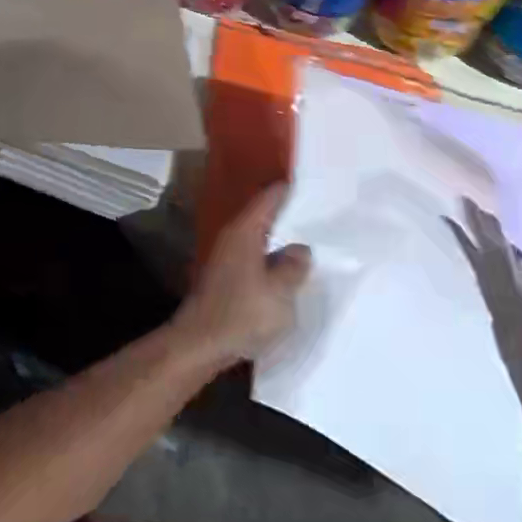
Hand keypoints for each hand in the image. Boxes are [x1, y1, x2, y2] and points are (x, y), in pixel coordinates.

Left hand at [166, 185, 312, 370]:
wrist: (202, 341)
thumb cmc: (242, 313)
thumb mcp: (279, 292)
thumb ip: (293, 267)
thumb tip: (300, 247)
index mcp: (242, 234)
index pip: (265, 201)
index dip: (284, 190)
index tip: (307, 181)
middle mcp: (231, 239)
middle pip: (260, 218)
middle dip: (285, 213)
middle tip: (319, 208)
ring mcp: (226, 258)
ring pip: (257, 238)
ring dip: (279, 237)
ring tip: (311, 237)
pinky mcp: (227, 278)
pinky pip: (254, 257)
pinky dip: (271, 256)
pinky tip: (289, 267)